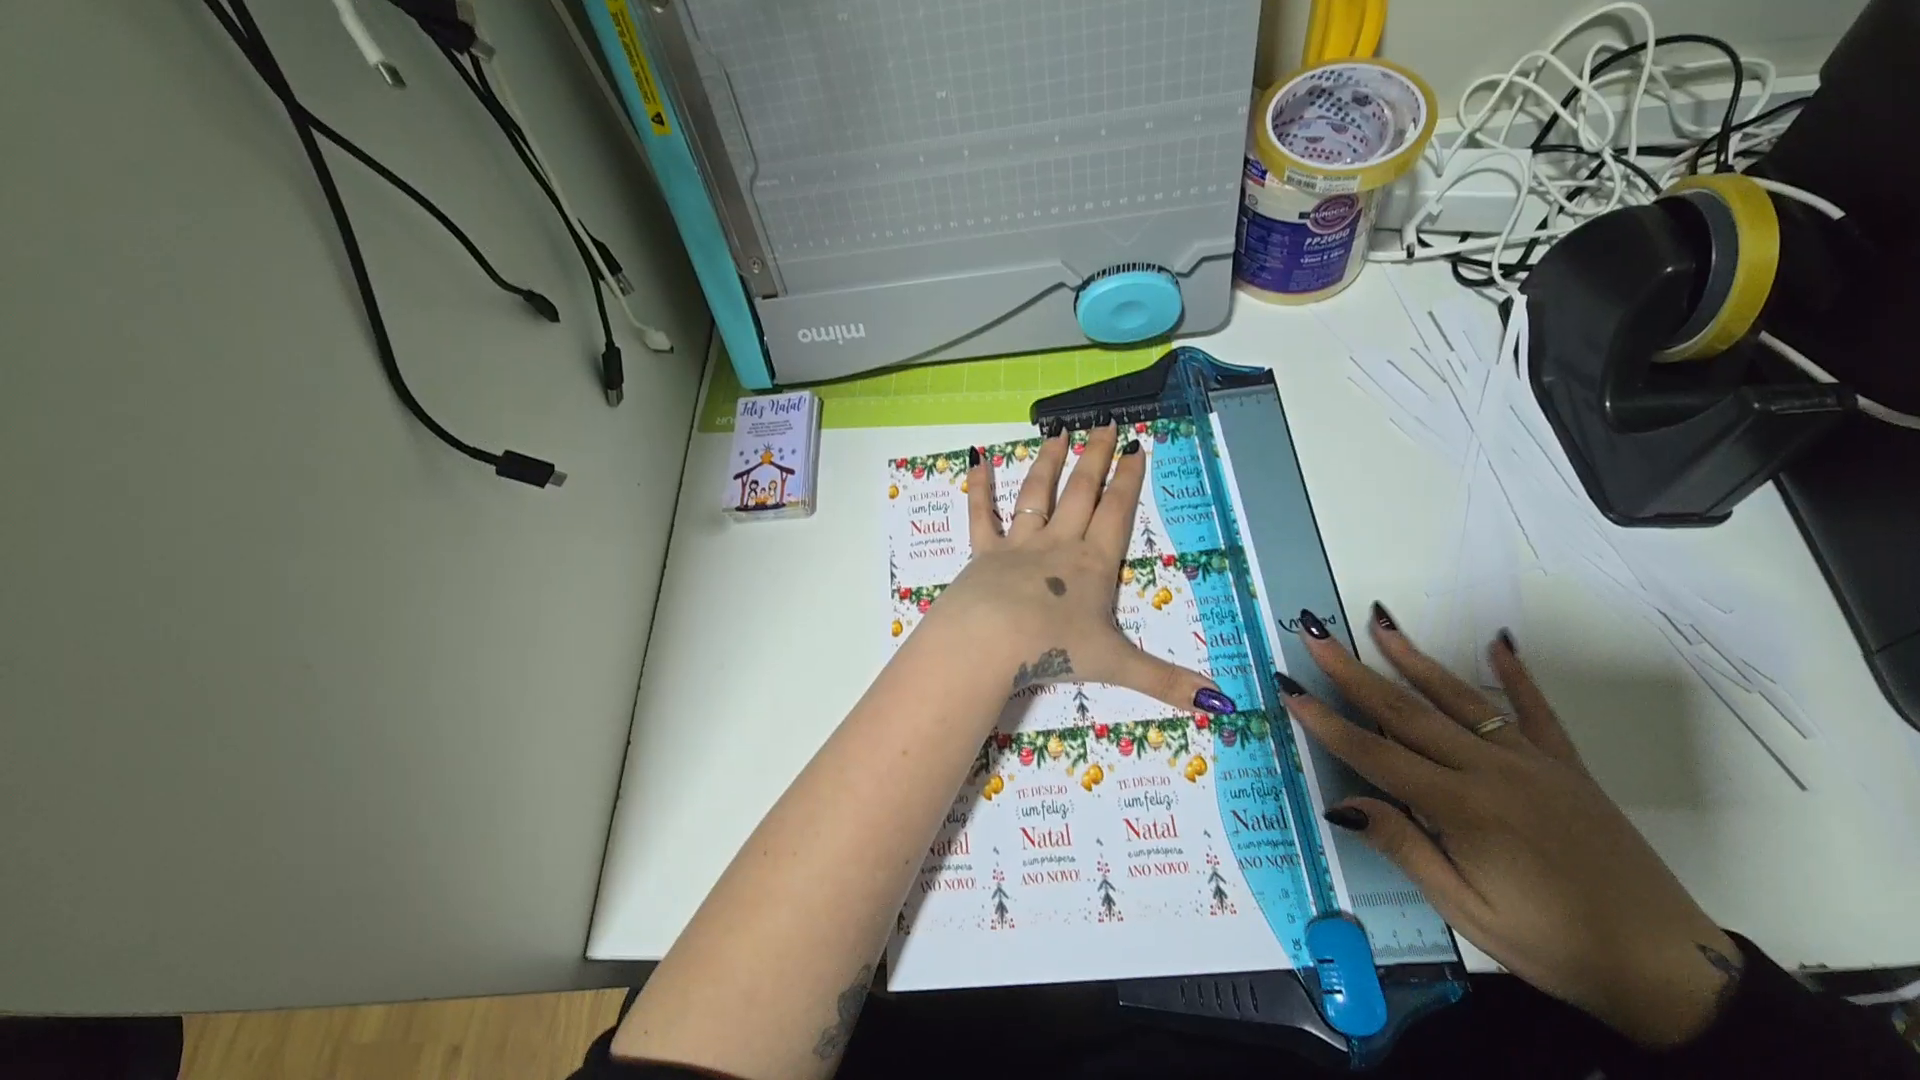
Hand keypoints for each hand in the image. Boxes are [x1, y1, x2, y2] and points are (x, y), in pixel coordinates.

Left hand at [932, 426, 1233, 715]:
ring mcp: (1018, 546)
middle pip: (1081, 492)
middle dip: (1095, 457)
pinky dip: (978, 487)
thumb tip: (1221, 704)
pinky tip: (976, 460)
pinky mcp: (982, 554)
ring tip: (1056, 432)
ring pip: (1036, 495)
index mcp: (1093, 564)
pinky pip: (980, 515)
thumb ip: (1166, 682)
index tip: (1137, 446)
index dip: (1129, 480)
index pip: (1116, 512)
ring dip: (1048, 463)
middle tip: (1104, 424)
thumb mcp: (1116, 665)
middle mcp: (1058, 545)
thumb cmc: (1052, 649)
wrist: (988, 641)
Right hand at [1282, 606, 1741, 1048]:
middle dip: (1354, 673)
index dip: (1327, 723)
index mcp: (1462, 809)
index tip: (1290, 690)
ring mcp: (1533, 762)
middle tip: (1316, 636)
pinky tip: (1499, 642)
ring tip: (1380, 623)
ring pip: (1460, 699)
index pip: (1376, 755)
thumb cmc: (1553, 945)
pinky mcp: (1567, 766)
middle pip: (1407, 712)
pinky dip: (1515, 675)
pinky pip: (1536, 711)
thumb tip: (1342, 803)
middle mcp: (1492, 771)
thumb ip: (1406, 848)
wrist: (1663, 962)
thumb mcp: (1467, 910)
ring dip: (1415, 659)